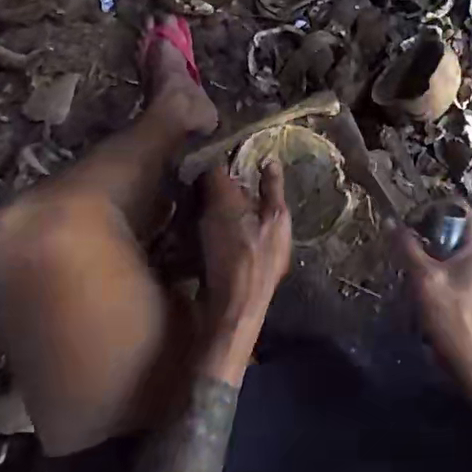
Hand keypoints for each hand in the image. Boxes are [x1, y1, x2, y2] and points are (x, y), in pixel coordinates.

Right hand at [197, 161, 290, 381]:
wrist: (232, 313)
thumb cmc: (236, 254)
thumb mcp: (225, 208)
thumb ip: (219, 181)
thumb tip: (211, 166)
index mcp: (278, 215)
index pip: (272, 180)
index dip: (266, 168)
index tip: (263, 157)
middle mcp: (277, 237)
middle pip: (255, 206)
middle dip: (234, 196)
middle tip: (210, 185)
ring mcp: (262, 262)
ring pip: (241, 230)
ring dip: (221, 220)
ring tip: (196, 212)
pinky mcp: (243, 282)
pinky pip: (228, 252)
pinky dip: (214, 244)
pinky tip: (192, 245)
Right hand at [396, 212, 471, 381]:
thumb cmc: (453, 316)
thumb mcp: (425, 278)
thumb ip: (407, 247)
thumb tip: (390, 221)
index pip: (456, 207)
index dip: (431, 208)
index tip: (409, 217)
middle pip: (451, 225)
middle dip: (426, 228)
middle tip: (403, 236)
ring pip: (448, 243)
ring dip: (428, 246)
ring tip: (406, 253)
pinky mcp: (471, 281)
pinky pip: (450, 260)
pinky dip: (434, 261)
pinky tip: (417, 272)